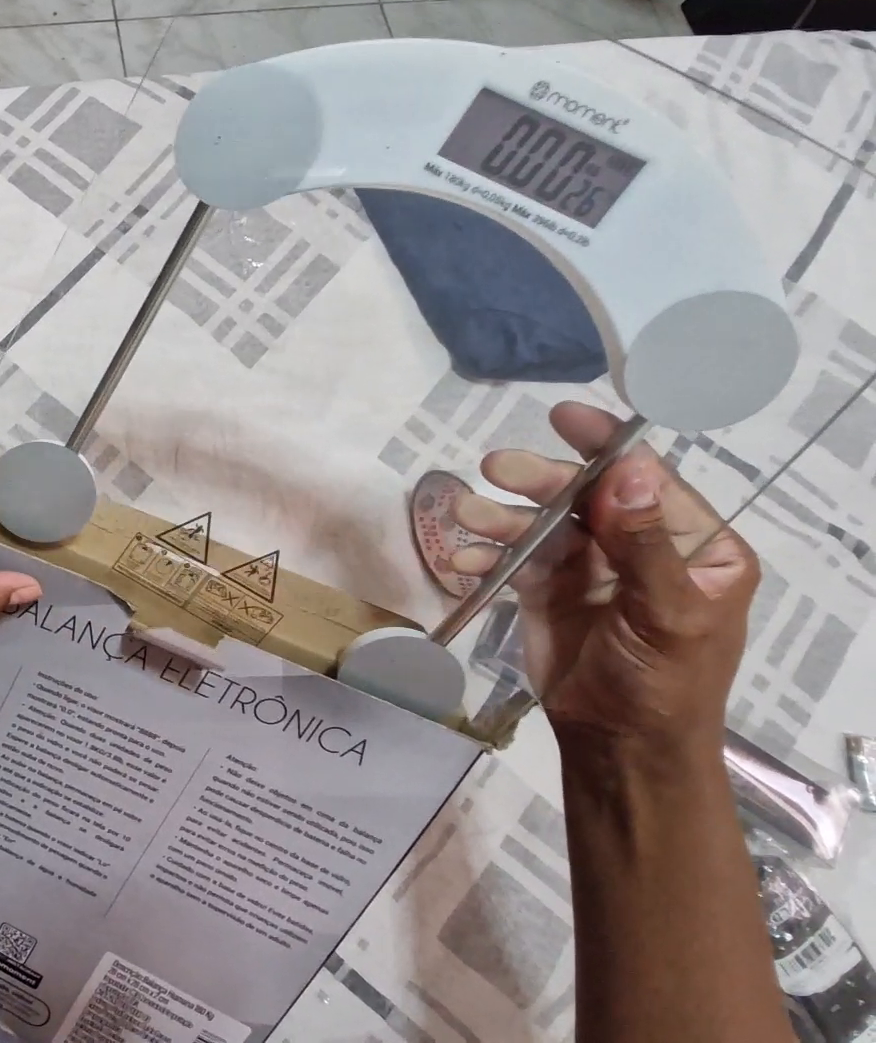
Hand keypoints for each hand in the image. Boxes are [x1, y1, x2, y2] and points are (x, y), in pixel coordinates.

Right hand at [449, 402, 757, 755]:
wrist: (618, 741)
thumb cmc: (665, 682)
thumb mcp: (667, 614)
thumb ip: (645, 545)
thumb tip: (628, 472)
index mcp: (692, 547)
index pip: (648, 483)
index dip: (610, 447)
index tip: (567, 417)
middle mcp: (638, 547)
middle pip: (584, 496)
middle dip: (539, 480)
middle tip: (495, 469)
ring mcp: (587, 567)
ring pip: (540, 523)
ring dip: (501, 517)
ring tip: (466, 517)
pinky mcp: (543, 588)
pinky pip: (511, 558)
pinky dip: (485, 556)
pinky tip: (465, 562)